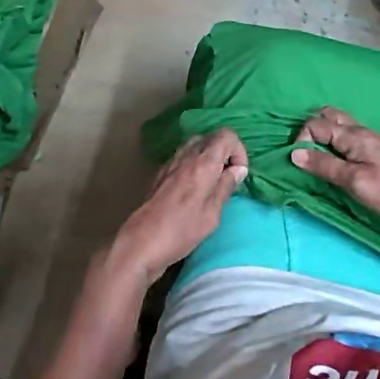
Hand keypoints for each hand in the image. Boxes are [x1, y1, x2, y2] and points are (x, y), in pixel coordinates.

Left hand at [110, 129, 248, 281]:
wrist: (140, 243)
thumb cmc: (181, 231)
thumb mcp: (212, 214)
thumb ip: (226, 187)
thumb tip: (238, 170)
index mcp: (203, 162)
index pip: (227, 135)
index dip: (239, 151)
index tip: (238, 174)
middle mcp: (186, 155)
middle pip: (212, 137)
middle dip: (225, 152)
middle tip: (227, 177)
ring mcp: (171, 162)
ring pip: (197, 145)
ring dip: (209, 157)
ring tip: (212, 182)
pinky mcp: (161, 172)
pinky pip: (183, 157)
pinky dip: (194, 164)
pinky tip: (194, 188)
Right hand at [288, 107, 379, 249]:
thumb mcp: (354, 181)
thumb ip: (325, 165)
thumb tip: (294, 153)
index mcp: (355, 135)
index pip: (317, 123)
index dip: (302, 138)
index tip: (298, 162)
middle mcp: (362, 133)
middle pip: (329, 117)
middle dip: (311, 130)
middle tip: (305, 155)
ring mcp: (372, 143)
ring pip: (340, 128)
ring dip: (323, 138)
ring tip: (315, 159)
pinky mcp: (377, 156)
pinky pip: (349, 141)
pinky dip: (335, 146)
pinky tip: (334, 163)